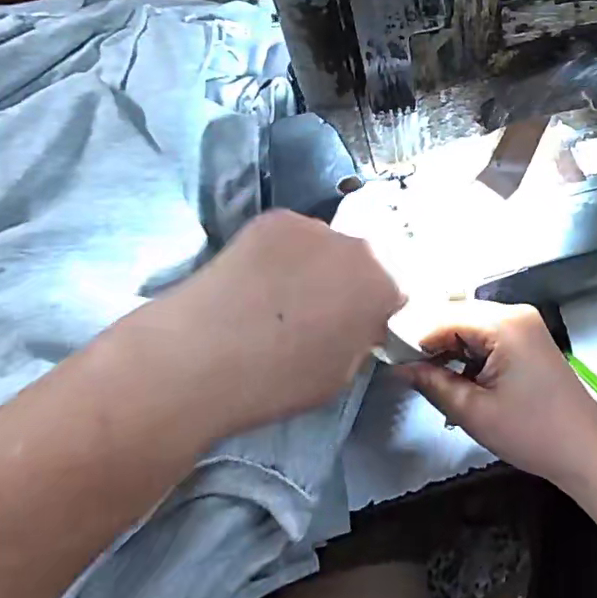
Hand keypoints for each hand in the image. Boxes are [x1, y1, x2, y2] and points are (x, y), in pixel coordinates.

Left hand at [123, 211, 403, 438]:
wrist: (202, 354)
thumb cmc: (278, 380)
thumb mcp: (340, 374)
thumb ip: (359, 338)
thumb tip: (355, 321)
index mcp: (382, 284)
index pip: (394, 289)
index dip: (373, 310)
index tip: (352, 325)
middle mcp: (355, 244)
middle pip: (361, 260)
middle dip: (345, 281)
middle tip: (314, 310)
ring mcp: (311, 225)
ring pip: (323, 245)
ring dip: (312, 263)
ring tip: (275, 295)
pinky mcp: (271, 217)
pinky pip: (289, 235)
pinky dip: (280, 252)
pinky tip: (254, 278)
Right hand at [393, 301, 596, 487]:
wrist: (587, 449)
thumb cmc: (532, 432)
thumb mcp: (474, 412)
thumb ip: (433, 383)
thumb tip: (400, 368)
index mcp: (504, 325)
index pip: (445, 318)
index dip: (416, 338)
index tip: (392, 358)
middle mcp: (514, 313)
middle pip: (457, 316)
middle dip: (432, 342)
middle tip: (407, 369)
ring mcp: (524, 323)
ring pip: (470, 325)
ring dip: (449, 348)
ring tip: (430, 377)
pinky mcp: (527, 337)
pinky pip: (486, 335)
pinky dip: (468, 353)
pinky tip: (457, 378)